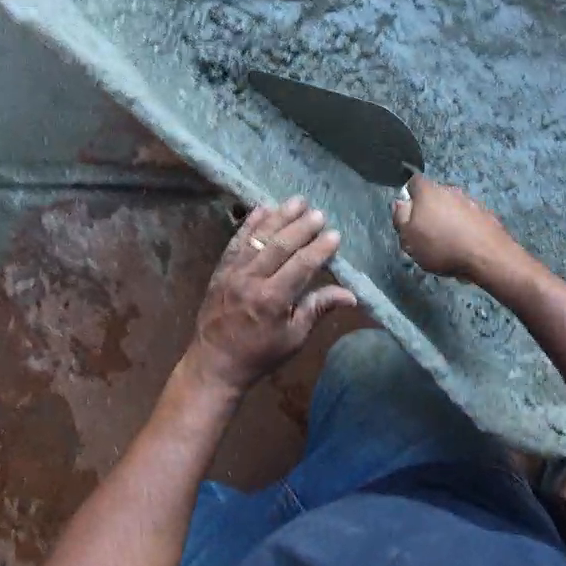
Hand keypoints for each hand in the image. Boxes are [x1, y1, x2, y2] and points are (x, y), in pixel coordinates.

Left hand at [180, 196, 357, 393]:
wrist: (215, 364)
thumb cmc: (260, 355)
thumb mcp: (294, 338)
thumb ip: (318, 309)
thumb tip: (350, 295)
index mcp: (273, 299)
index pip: (301, 265)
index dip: (319, 249)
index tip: (335, 235)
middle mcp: (252, 280)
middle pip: (281, 245)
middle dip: (302, 226)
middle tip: (319, 213)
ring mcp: (233, 273)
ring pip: (259, 238)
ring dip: (279, 217)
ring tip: (297, 201)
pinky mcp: (221, 271)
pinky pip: (236, 242)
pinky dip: (250, 224)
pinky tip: (263, 209)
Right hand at [391, 176, 526, 283]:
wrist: (487, 255)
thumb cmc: (441, 246)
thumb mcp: (409, 238)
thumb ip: (400, 218)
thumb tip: (400, 202)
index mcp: (429, 191)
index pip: (414, 182)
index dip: (409, 195)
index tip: (409, 214)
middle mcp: (450, 190)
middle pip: (434, 195)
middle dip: (429, 209)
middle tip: (426, 232)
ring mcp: (471, 201)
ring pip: (453, 207)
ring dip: (448, 219)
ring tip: (447, 242)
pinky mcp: (486, 214)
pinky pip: (468, 218)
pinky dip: (464, 227)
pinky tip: (464, 245)